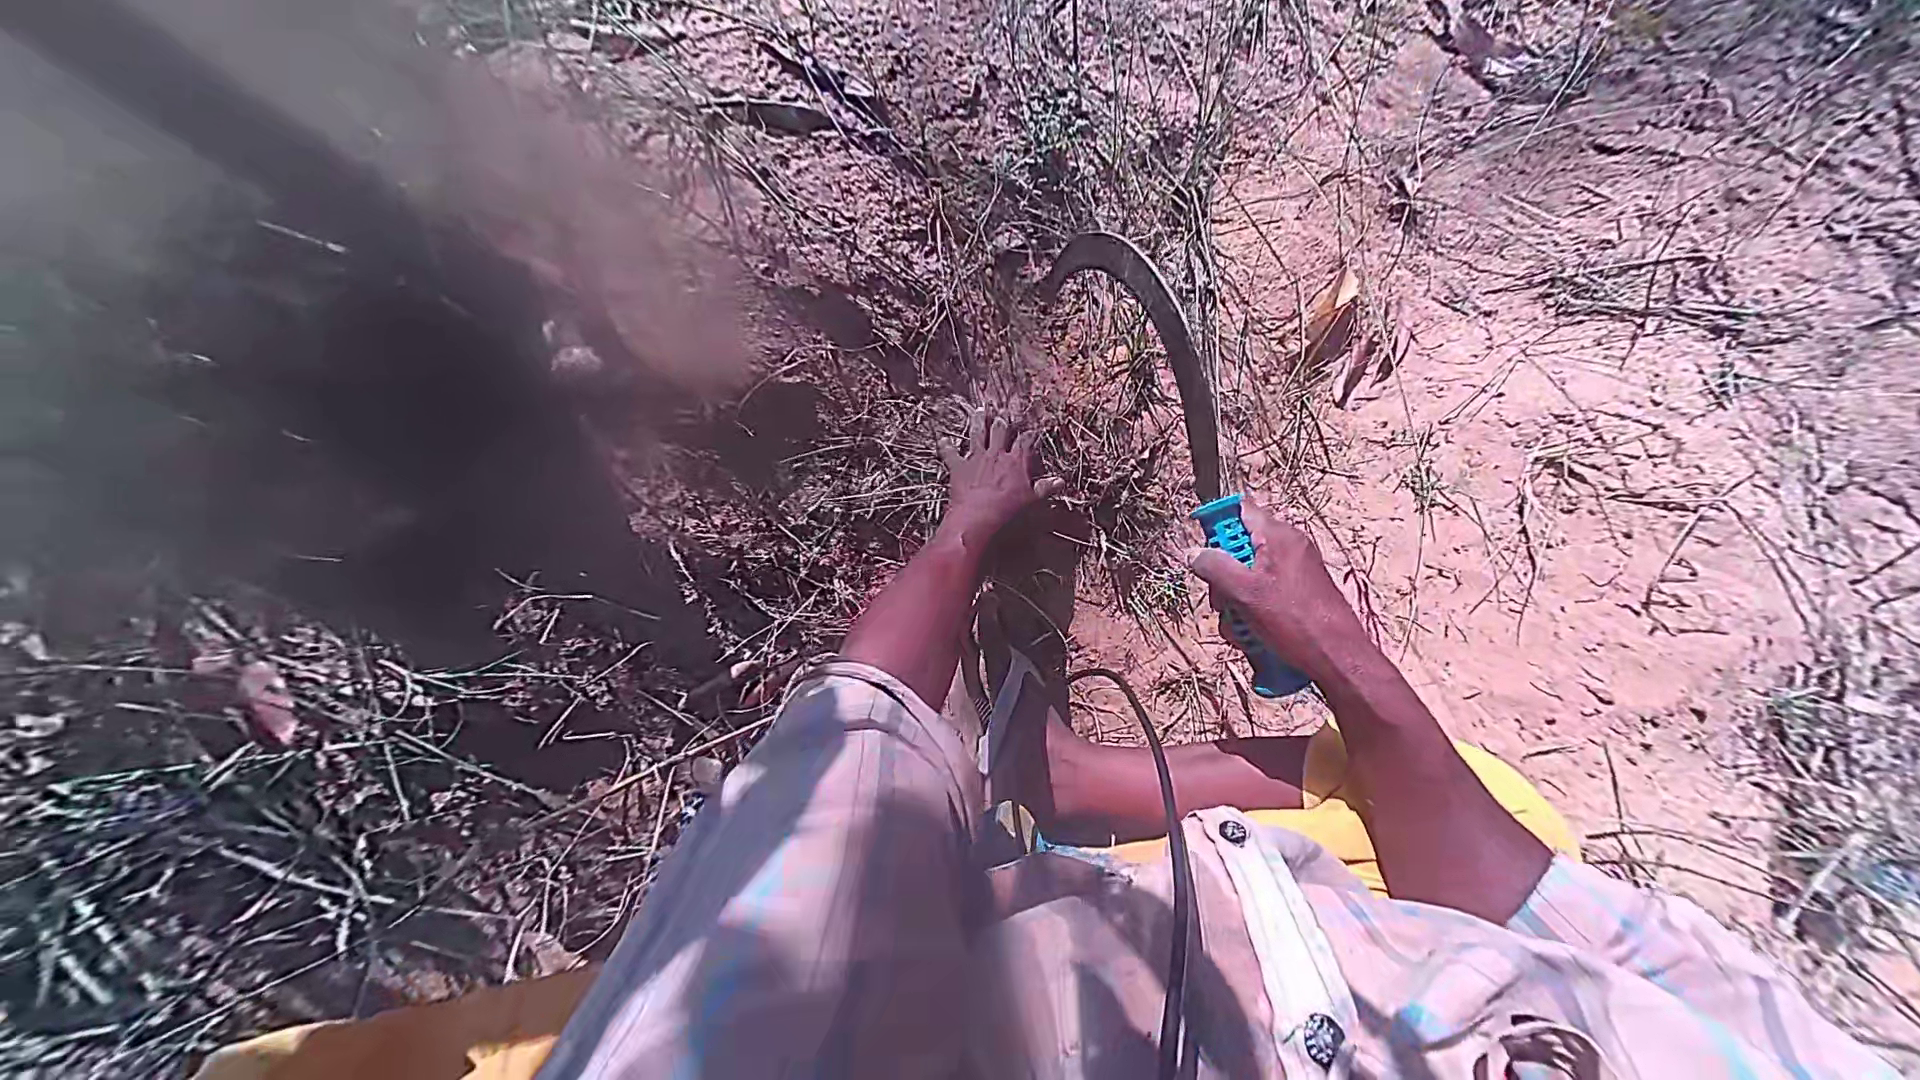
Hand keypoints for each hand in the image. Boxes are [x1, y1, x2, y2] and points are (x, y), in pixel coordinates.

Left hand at [937, 406, 1063, 543]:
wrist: (978, 515)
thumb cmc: (1007, 508)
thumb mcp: (1031, 499)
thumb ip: (1045, 488)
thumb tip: (1060, 482)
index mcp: (1015, 460)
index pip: (1025, 441)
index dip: (1029, 434)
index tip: (1032, 429)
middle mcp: (996, 454)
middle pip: (1000, 431)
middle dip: (1002, 421)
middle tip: (1003, 413)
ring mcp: (976, 458)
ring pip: (977, 434)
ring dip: (978, 422)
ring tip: (979, 411)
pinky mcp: (959, 467)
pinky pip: (950, 454)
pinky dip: (946, 447)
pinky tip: (943, 440)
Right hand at [1186, 500, 1366, 680]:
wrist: (1337, 657)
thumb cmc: (1293, 621)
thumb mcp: (1244, 592)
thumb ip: (1214, 566)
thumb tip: (1192, 552)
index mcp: (1278, 536)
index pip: (1239, 510)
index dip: (1216, 525)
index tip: (1203, 550)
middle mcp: (1288, 545)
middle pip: (1239, 546)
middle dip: (1222, 573)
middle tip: (1222, 598)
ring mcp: (1294, 568)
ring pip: (1247, 572)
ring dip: (1233, 597)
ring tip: (1238, 621)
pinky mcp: (1297, 590)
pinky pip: (1262, 589)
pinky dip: (1250, 606)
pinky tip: (1251, 630)